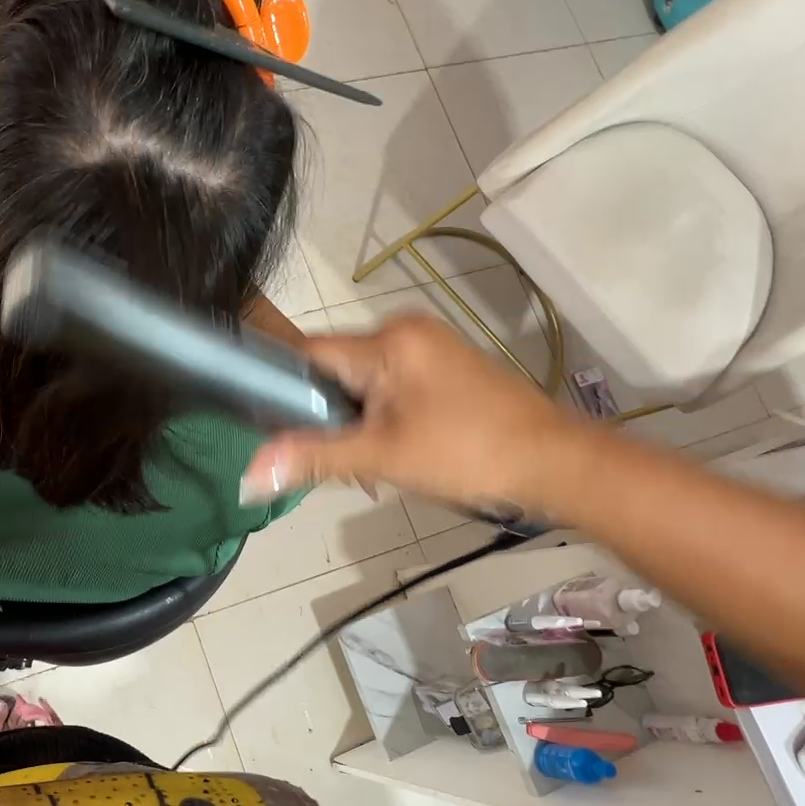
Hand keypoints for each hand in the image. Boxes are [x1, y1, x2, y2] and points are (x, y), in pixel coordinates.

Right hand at [242, 314, 588, 511]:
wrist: (557, 464)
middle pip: (333, 368)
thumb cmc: (467, 454)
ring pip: (360, 380)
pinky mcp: (444, 365)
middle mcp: (405, 330)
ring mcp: (429, 345)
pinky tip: (393, 447)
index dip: (285, 389)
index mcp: (388, 340)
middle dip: (325, 414)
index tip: (279, 429)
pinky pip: (388, 384)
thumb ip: (311, 458)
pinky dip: (378, 415)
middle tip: (338, 458)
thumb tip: (247, 475)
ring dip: (353, 419)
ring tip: (370, 458)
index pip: (308, 354)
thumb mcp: (380, 457)